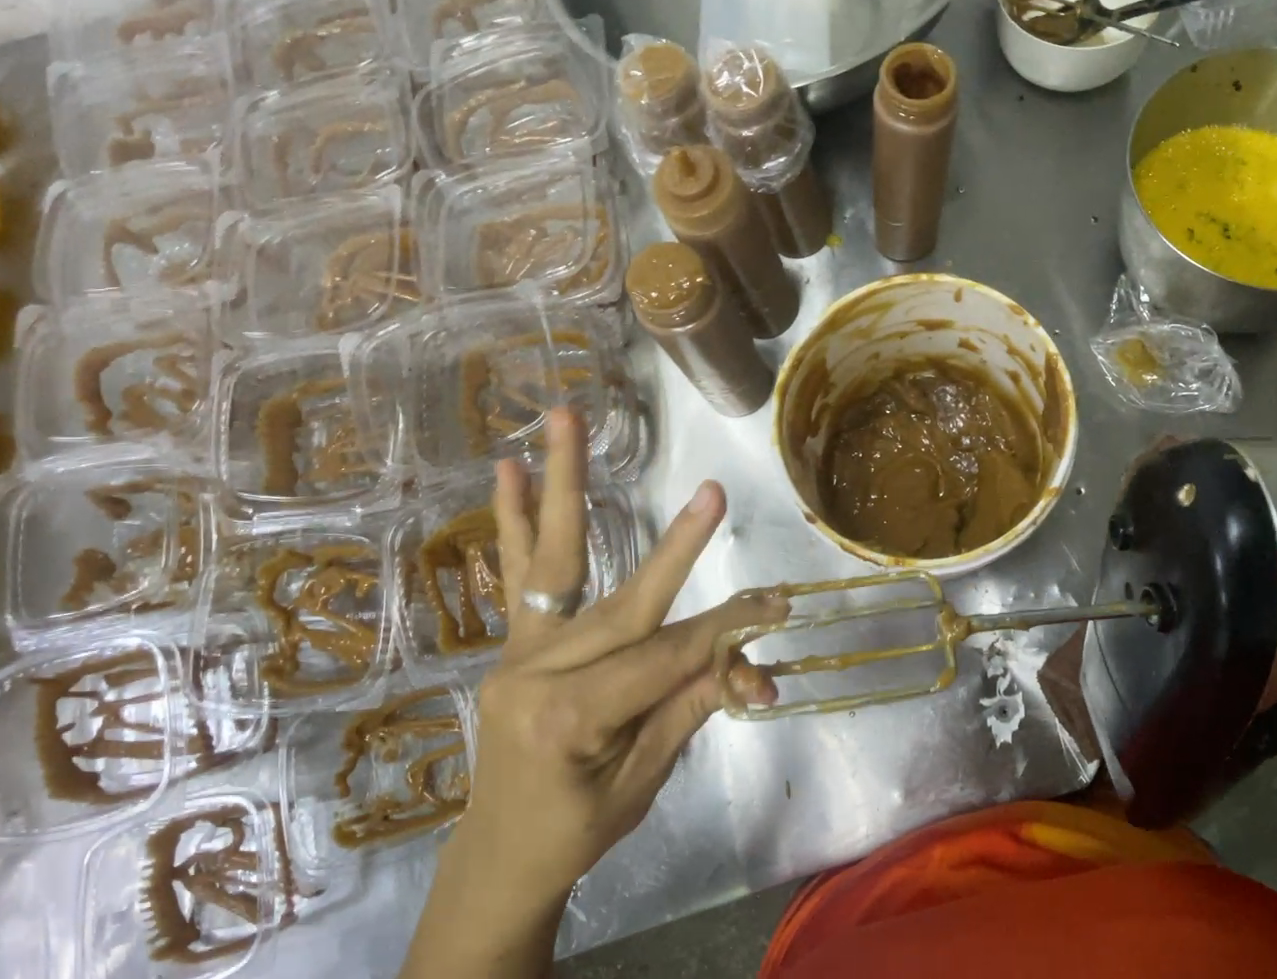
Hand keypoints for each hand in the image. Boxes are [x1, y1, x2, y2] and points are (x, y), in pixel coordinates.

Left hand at [455, 407, 786, 893]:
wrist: (501, 856)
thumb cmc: (576, 830)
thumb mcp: (644, 781)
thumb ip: (690, 706)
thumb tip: (752, 662)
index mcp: (568, 719)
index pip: (666, 660)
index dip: (725, 634)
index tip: (776, 605)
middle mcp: (534, 674)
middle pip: (623, 604)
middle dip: (677, 548)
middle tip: (714, 494)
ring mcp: (517, 654)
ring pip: (554, 564)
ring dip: (562, 486)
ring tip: (561, 421)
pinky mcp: (514, 645)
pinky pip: (521, 580)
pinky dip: (515, 523)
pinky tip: (505, 472)